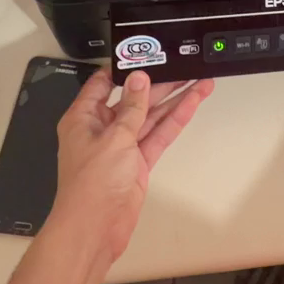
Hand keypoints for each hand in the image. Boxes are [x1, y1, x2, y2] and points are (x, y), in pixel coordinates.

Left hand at [54, 69, 214, 262]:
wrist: (94, 231)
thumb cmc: (91, 184)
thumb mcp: (114, 138)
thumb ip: (132, 107)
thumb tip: (139, 79)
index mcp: (84, 118)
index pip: (103, 84)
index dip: (124, 68)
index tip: (145, 53)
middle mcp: (102, 129)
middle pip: (135, 99)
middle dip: (160, 84)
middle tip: (184, 67)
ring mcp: (122, 146)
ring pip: (152, 116)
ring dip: (174, 100)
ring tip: (199, 82)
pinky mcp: (138, 162)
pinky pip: (158, 135)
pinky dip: (175, 121)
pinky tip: (192, 105)